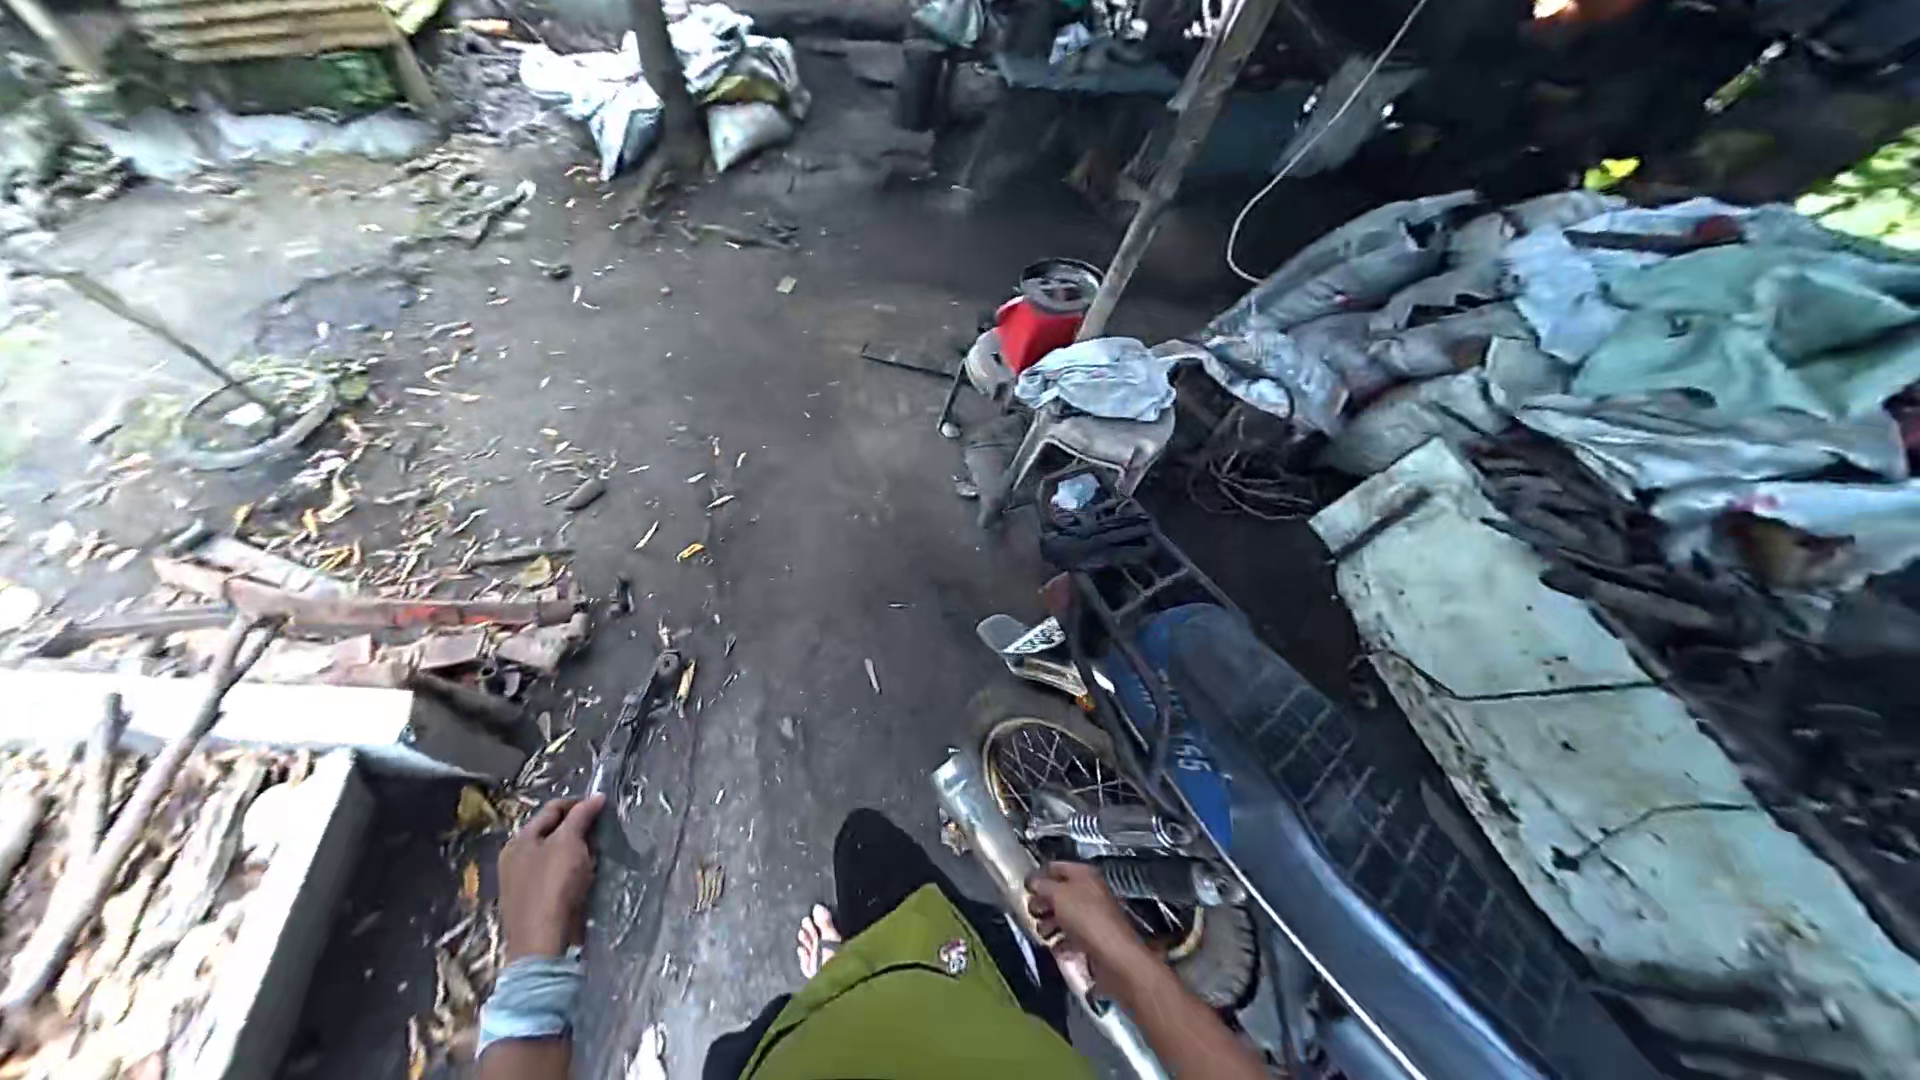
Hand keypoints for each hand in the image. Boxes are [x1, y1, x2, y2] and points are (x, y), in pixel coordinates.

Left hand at [498, 795, 604, 961]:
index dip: (580, 804)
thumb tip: (596, 797)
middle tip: (600, 836)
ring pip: (559, 853)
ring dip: (580, 852)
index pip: (553, 809)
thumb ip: (582, 815)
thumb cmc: (554, 883)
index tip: (603, 808)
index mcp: (520, 840)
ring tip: (595, 859)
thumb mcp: (570, 841)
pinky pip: (558, 874)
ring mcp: (522, 880)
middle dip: (581, 830)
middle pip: (555, 831)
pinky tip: (585, 878)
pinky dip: (574, 871)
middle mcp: (516, 858)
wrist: (542, 940)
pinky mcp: (533, 899)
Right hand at [1025, 862, 1147, 979]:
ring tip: (1042, 933)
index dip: (1039, 875)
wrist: (1115, 958)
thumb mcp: (1058, 895)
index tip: (1025, 887)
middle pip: (1059, 892)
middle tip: (1032, 912)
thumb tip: (1032, 881)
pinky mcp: (1094, 940)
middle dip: (1043, 903)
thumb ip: (1042, 885)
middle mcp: (1089, 892)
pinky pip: (1072, 937)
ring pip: (1064, 916)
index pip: (1055, 867)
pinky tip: (1055, 947)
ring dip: (1049, 924)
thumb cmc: (1086, 918)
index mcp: (1083, 874)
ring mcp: (1093, 917)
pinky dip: (1062, 942)